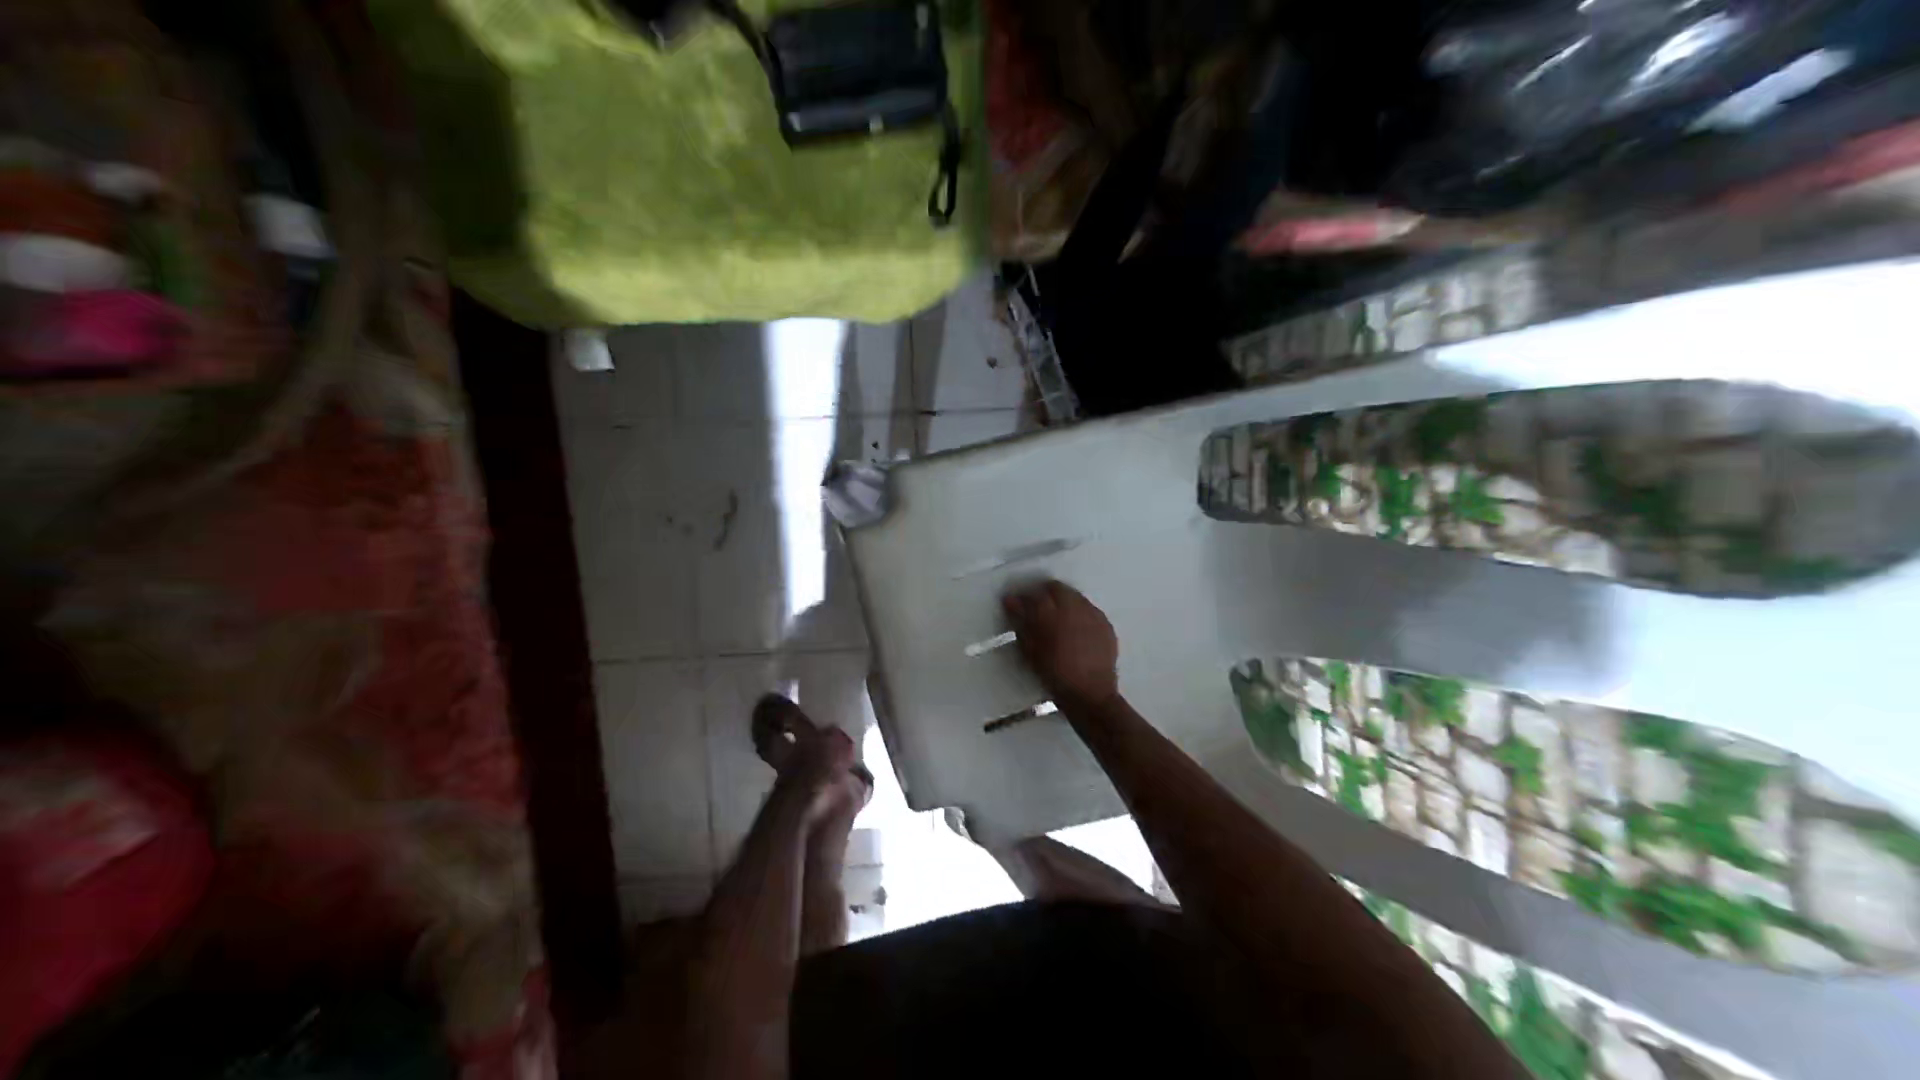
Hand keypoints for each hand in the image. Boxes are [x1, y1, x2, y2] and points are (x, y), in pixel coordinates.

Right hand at [1001, 580, 1119, 707]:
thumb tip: (1012, 603)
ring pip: (1074, 596)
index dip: (1022, 598)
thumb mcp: (1031, 653)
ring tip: (1057, 617)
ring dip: (1063, 600)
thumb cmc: (1055, 677)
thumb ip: (1022, 624)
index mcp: (1051, 617)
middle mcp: (1074, 609)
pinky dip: (1079, 612)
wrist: (1091, 695)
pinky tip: (1076, 626)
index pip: (1034, 595)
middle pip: (1057, 588)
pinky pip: (1089, 609)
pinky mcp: (1105, 624)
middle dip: (1044, 593)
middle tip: (1036, 607)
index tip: (1016, 603)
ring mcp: (1093, 615)